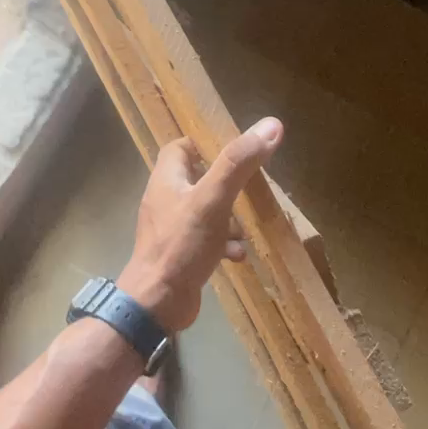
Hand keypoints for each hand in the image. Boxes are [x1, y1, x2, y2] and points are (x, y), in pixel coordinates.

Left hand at [115, 117, 282, 332]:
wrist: (157, 302)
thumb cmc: (181, 245)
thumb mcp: (213, 199)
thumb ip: (238, 163)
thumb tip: (270, 126)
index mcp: (166, 179)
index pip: (181, 147)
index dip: (206, 144)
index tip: (236, 151)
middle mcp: (165, 200)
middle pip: (198, 180)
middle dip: (228, 185)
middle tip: (251, 190)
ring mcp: (171, 230)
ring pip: (206, 212)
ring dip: (230, 219)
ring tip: (245, 228)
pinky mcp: (179, 255)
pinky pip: (206, 241)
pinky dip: (224, 244)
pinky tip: (238, 255)